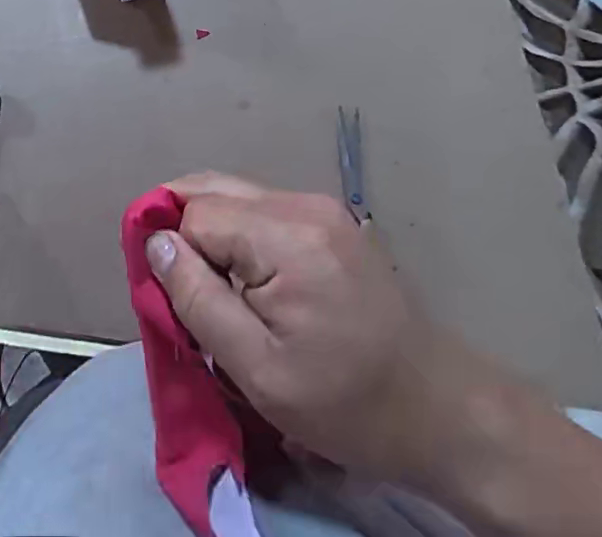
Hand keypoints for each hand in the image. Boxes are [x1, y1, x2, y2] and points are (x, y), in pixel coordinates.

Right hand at [145, 173, 496, 483]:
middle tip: (185, 288)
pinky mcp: (331, 220)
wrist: (445, 412)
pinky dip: (239, 237)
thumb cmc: (348, 403)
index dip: (177, 255)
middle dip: (184, 231)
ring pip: (233, 197)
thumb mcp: (258, 370)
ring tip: (218, 289)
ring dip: (211, 236)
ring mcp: (322, 207)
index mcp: (288, 236)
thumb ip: (198, 299)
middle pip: (210, 189)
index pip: (195, 214)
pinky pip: (261, 210)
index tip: (182, 304)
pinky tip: (249, 280)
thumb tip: (156, 243)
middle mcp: (304, 204)